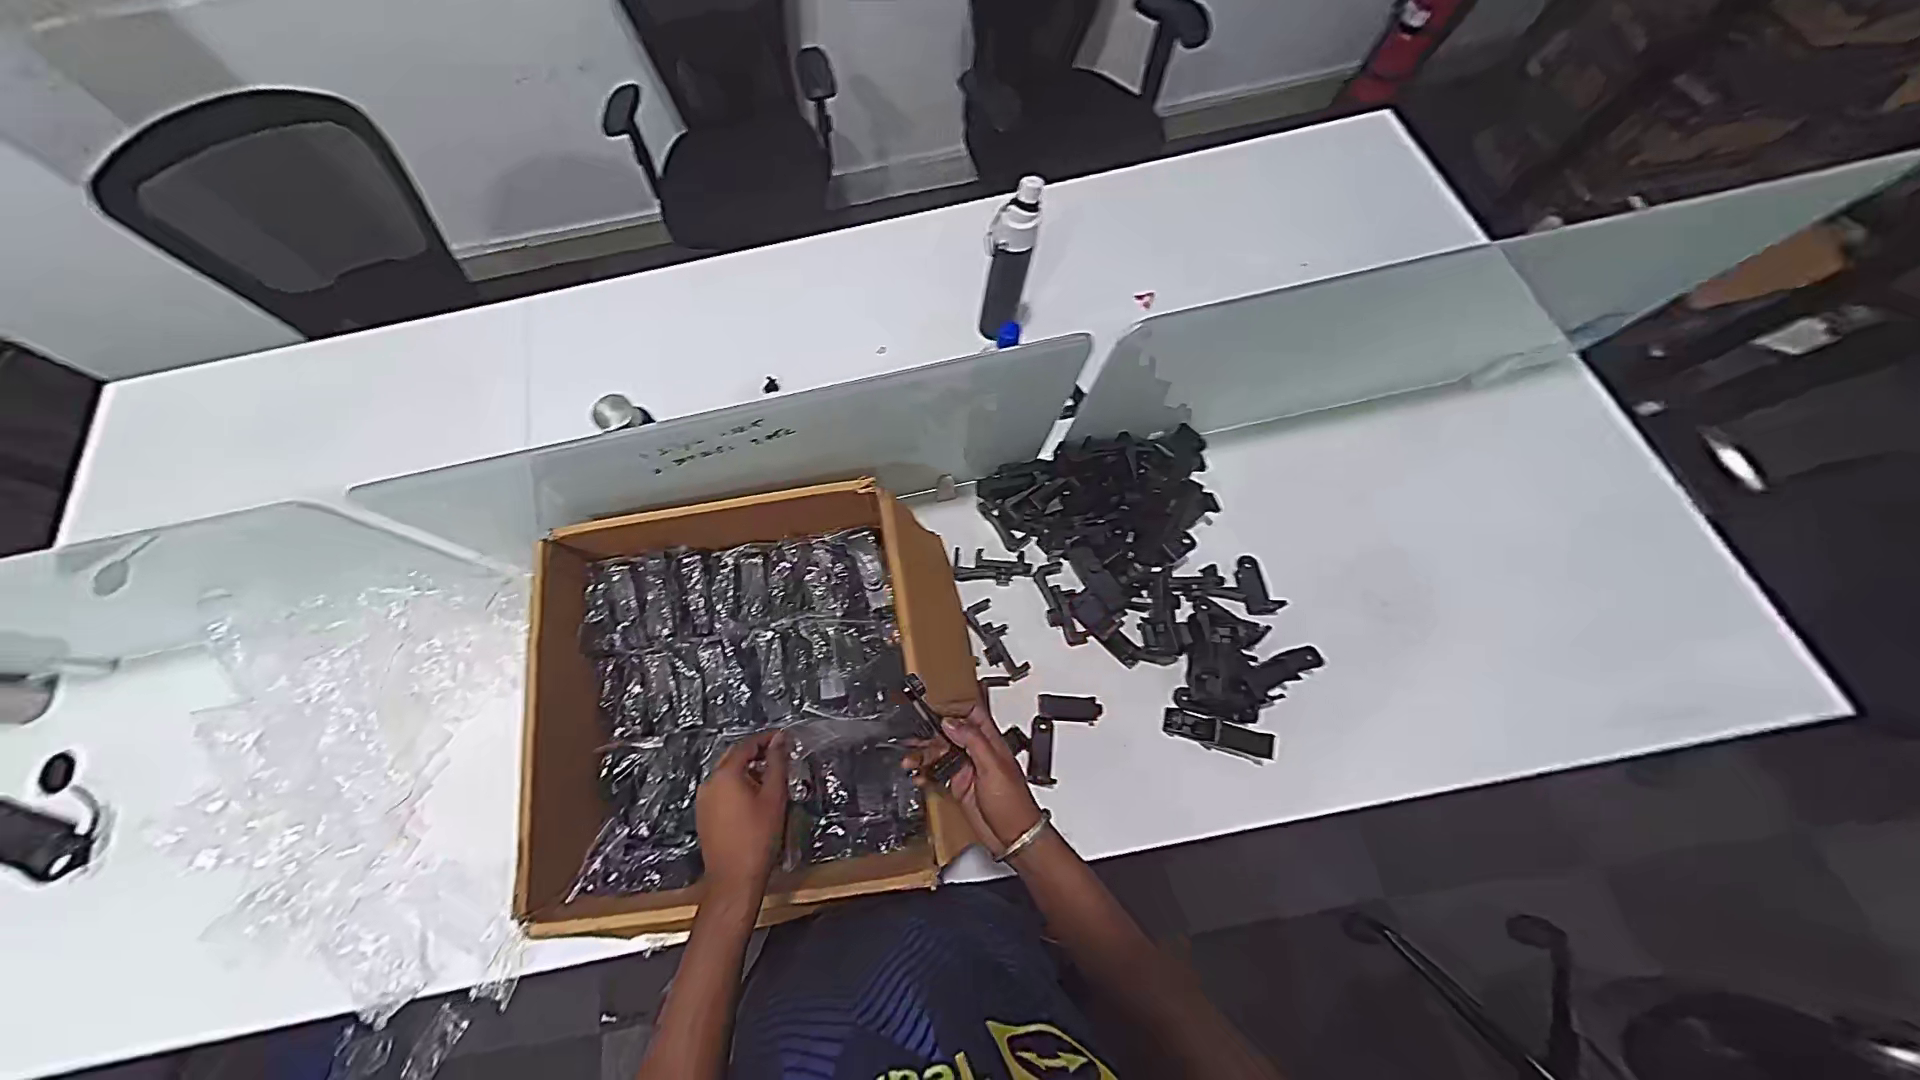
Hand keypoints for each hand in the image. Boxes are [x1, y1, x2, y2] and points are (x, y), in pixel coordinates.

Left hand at [695, 730, 790, 895]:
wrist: (734, 879)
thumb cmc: (759, 835)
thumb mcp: (774, 795)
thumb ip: (777, 762)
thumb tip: (780, 738)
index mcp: (725, 774)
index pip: (746, 745)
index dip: (766, 739)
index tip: (784, 739)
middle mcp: (709, 783)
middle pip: (734, 757)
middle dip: (756, 753)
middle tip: (779, 756)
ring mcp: (703, 801)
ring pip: (727, 775)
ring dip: (748, 770)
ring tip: (771, 778)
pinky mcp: (704, 816)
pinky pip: (722, 791)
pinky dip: (738, 786)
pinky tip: (755, 798)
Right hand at [905, 696, 1043, 854]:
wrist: (1014, 837)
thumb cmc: (1014, 804)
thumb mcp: (993, 766)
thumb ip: (973, 742)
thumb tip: (951, 723)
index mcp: (990, 742)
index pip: (971, 715)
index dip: (952, 710)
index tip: (932, 711)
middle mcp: (977, 753)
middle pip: (950, 734)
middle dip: (930, 734)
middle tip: (913, 739)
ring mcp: (967, 769)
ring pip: (940, 754)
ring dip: (924, 755)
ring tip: (910, 760)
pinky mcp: (959, 786)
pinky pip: (938, 775)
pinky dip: (926, 774)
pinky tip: (918, 775)